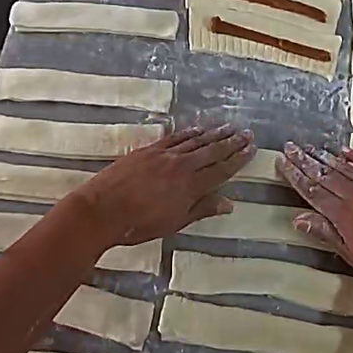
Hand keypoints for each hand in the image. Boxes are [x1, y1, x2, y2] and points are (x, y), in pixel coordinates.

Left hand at [65, 124, 253, 245]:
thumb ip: (202, 209)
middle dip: (232, 141)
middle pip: (213, 150)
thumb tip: (229, 203)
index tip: (251, 149)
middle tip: (247, 133)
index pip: (222, 169)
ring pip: (196, 141)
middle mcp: (182, 166)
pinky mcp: (149, 150)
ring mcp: (165, 155)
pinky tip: (198, 129)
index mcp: (191, 186)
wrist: (101, 211)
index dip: (239, 158)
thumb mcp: (174, 223)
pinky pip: (175, 137)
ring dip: (215, 133)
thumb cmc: (138, 225)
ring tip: (229, 127)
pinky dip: (190, 132)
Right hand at [277, 143, 352, 296]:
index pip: (312, 190)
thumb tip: (298, 218)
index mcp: (343, 214)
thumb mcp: (351, 255)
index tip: (282, 162)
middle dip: (305, 160)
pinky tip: (346, 151)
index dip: (295, 175)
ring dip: (326, 156)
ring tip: (310, 146)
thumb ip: (326, 233)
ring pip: (345, 168)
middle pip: (325, 174)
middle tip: (290, 146)